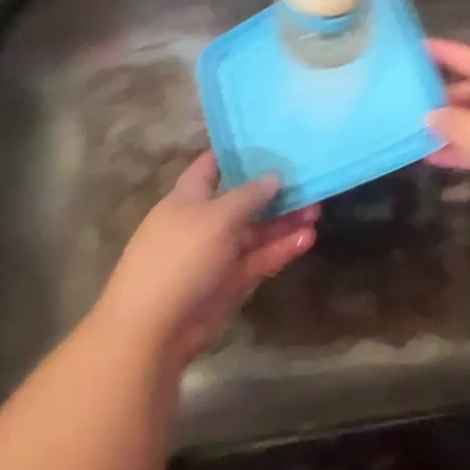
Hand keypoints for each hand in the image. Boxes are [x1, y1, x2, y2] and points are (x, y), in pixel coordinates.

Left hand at [94, 152, 317, 364]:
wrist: (152, 329)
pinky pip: (260, 259)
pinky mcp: (230, 283)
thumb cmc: (178, 259)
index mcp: (187, 199)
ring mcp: (217, 254)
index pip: (211, 166)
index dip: (236, 152)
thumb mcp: (216, 218)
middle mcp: (203, 223)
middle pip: (242, 201)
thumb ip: (249, 196)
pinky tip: (308, 238)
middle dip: (274, 192)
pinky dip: (282, 249)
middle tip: (309, 182)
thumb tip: (274, 176)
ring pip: (256, 232)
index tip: (269, 140)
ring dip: (284, 222)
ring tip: (317, 211)